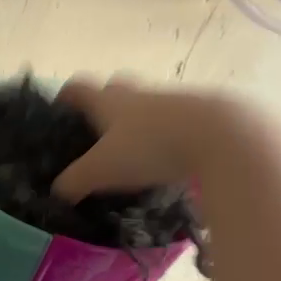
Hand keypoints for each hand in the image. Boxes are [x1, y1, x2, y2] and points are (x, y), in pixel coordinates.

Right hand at [49, 76, 280, 202]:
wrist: (222, 136)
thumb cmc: (150, 146)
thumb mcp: (101, 170)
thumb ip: (74, 182)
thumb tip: (57, 193)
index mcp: (110, 100)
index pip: (78, 88)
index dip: (65, 96)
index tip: (58, 110)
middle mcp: (140, 94)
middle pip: (116, 88)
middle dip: (105, 105)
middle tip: (98, 134)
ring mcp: (174, 102)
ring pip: (148, 106)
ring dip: (138, 124)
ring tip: (134, 155)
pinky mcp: (203, 116)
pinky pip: (175, 123)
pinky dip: (166, 137)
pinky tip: (166, 161)